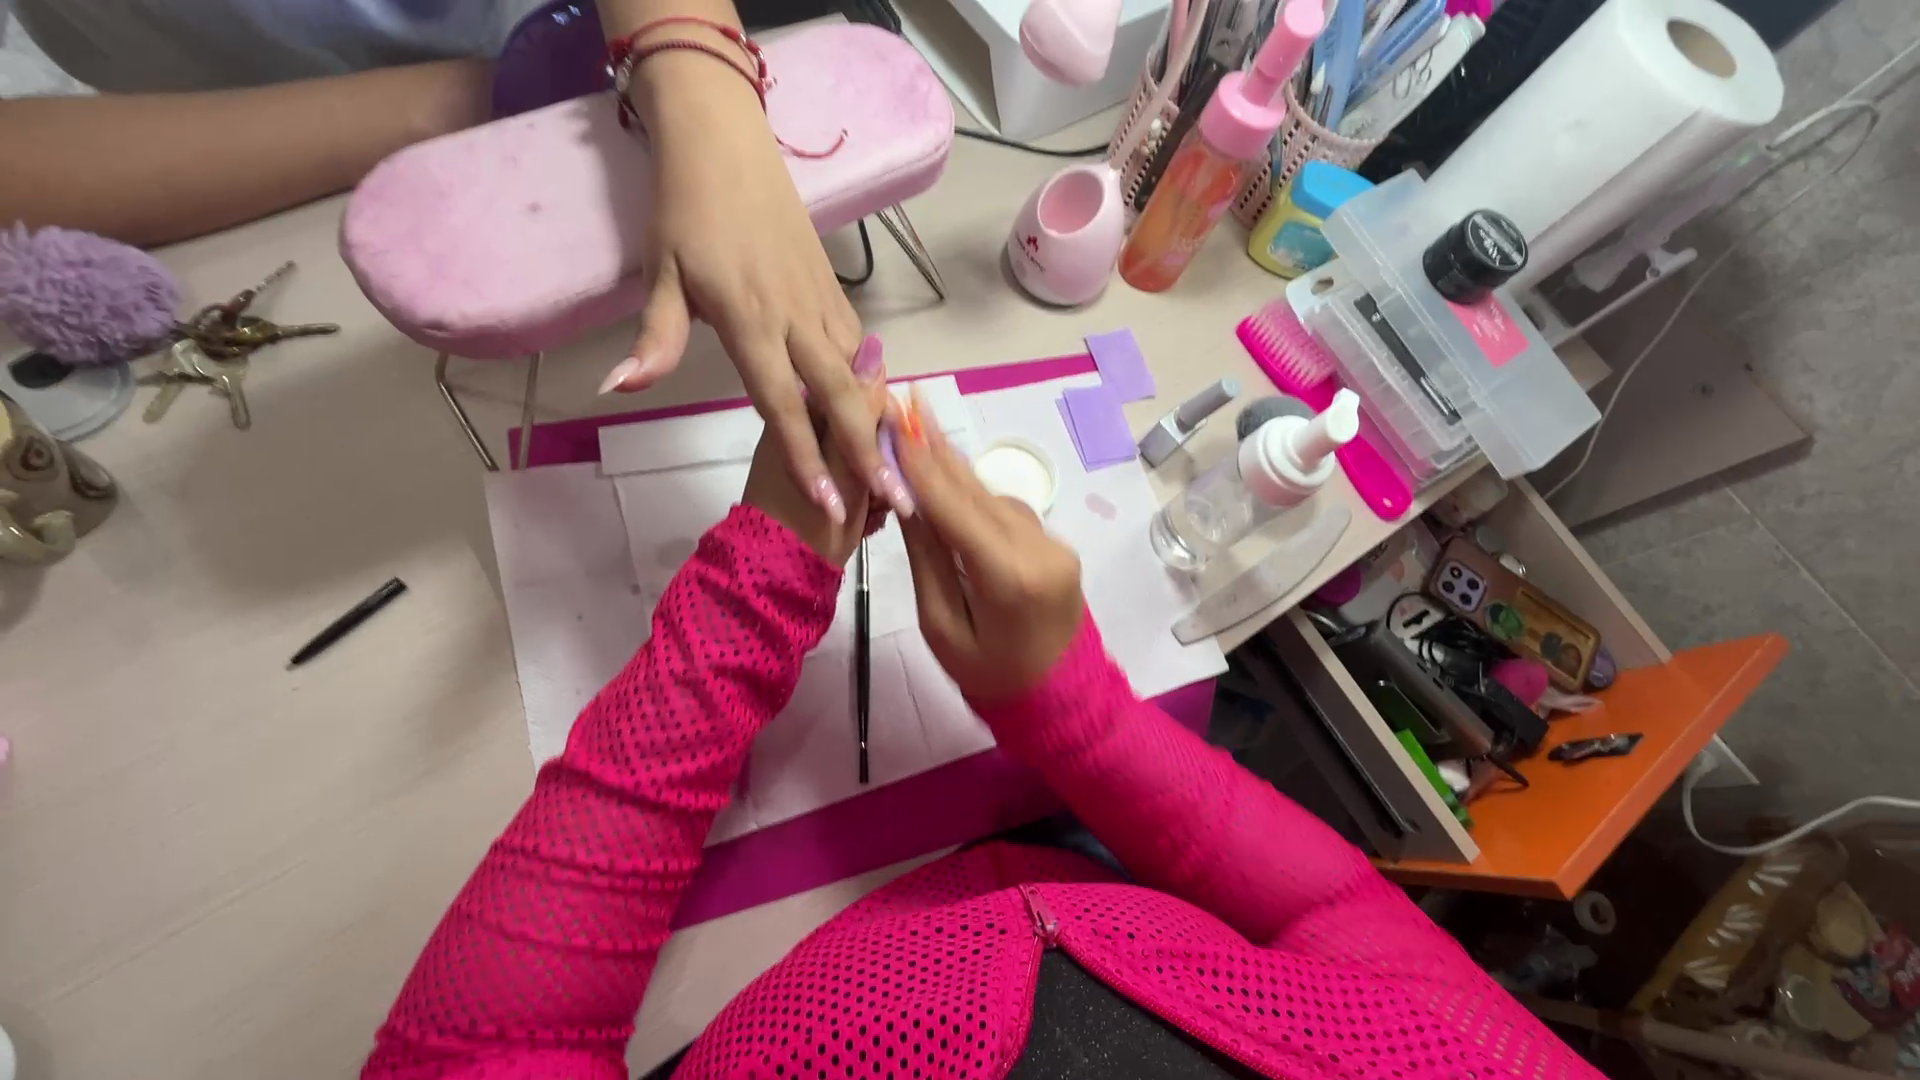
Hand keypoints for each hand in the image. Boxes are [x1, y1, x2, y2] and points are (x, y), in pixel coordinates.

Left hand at [599, 52, 908, 528]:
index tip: (828, 503)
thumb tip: (620, 388)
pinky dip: (874, 385)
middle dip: (866, 452)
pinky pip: (860, 349)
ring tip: (901, 469)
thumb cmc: (687, 212)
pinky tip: (881, 412)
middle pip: (841, 396)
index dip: (806, 458)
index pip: (783, 404)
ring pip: (861, 374)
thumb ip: (655, 338)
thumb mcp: (661, 274)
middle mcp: (796, 319)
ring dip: (880, 423)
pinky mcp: (835, 292)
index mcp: (750, 321)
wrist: (727, 144)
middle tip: (895, 500)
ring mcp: (822, 304)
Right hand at [892, 396, 1083, 702]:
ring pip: (993, 498)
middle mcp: (1039, 548)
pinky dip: (976, 495)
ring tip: (916, 429)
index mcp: (1008, 577)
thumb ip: (928, 559)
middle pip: (977, 491)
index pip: (955, 508)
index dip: (921, 463)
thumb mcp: (942, 626)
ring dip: (954, 469)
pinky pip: (1008, 513)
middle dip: (936, 448)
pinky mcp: (1056, 545)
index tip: (895, 422)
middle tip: (905, 402)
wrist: (1059, 698)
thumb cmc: (987, 676)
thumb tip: (909, 499)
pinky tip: (949, 477)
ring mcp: (1054, 544)